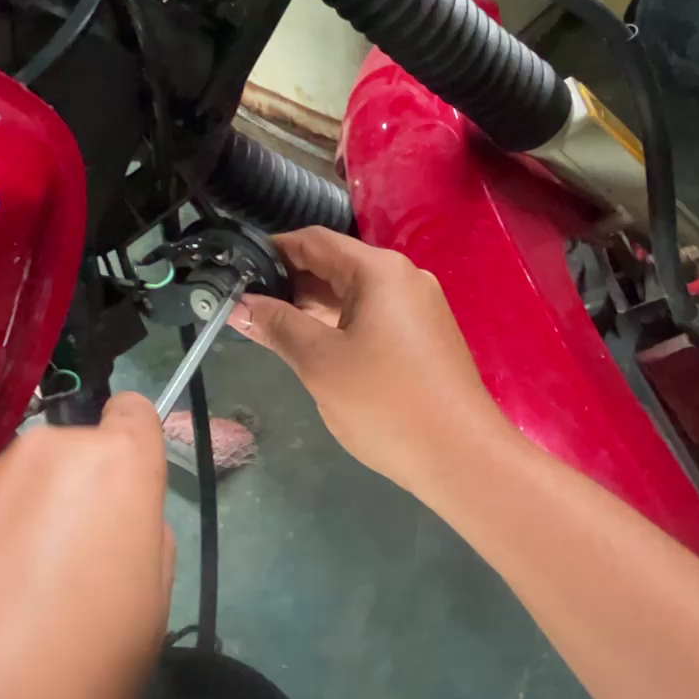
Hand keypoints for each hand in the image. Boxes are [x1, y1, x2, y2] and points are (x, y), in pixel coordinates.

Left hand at [0, 393, 174, 698]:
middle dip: (71, 505)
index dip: (135, 450)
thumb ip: (147, 548)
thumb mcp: (147, 622)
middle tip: (65, 585)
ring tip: (1, 620)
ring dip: (15, 534)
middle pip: (70, 463)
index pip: (134, 411)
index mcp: (108, 466)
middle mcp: (36, 456)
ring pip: (11, 496)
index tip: (126, 502)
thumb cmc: (65, 673)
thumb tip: (118, 530)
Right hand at [235, 227, 514, 493]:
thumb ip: (277, 326)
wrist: (462, 457)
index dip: (272, 251)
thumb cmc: (385, 403)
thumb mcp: (320, 362)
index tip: (235, 268)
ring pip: (353, 293)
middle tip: (245, 303)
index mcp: (379, 270)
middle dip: (290, 281)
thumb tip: (239, 305)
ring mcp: (419, 307)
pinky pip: (372, 315)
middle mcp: (403, 277)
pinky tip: (314, 345)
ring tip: (270, 326)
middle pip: (335, 264)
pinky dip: (340, 323)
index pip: (314, 241)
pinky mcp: (424, 336)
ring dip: (313, 306)